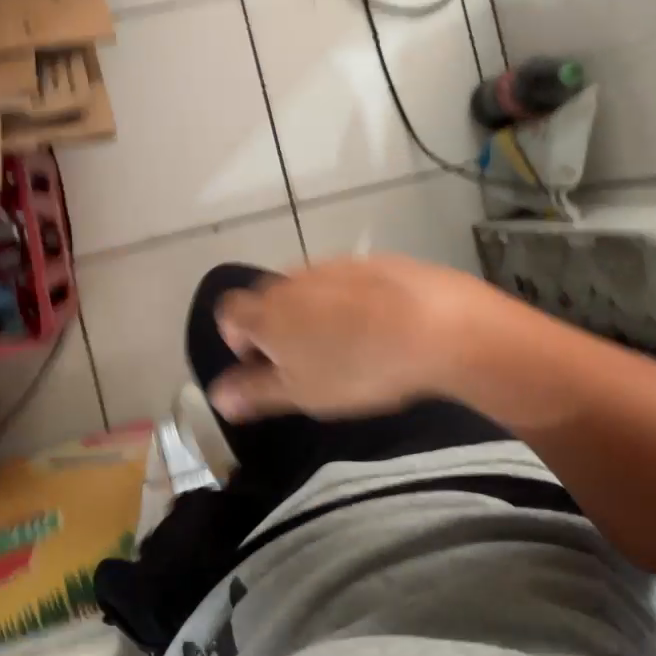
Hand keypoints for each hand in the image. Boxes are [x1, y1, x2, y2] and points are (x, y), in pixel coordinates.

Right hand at [206, 256, 508, 422]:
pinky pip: (348, 284)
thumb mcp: (302, 393)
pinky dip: (352, 302)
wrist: (437, 326)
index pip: (228, 314)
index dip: (237, 340)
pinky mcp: (373, 261)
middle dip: (279, 329)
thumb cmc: (358, 367)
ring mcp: (335, 265)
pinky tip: (380, 328)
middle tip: (307, 364)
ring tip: (348, 348)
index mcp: (267, 312)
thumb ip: (255, 392)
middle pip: (270, 300)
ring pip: (310, 291)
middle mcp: (293, 280)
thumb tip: (217, 395)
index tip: (261, 365)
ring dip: (316, 314)